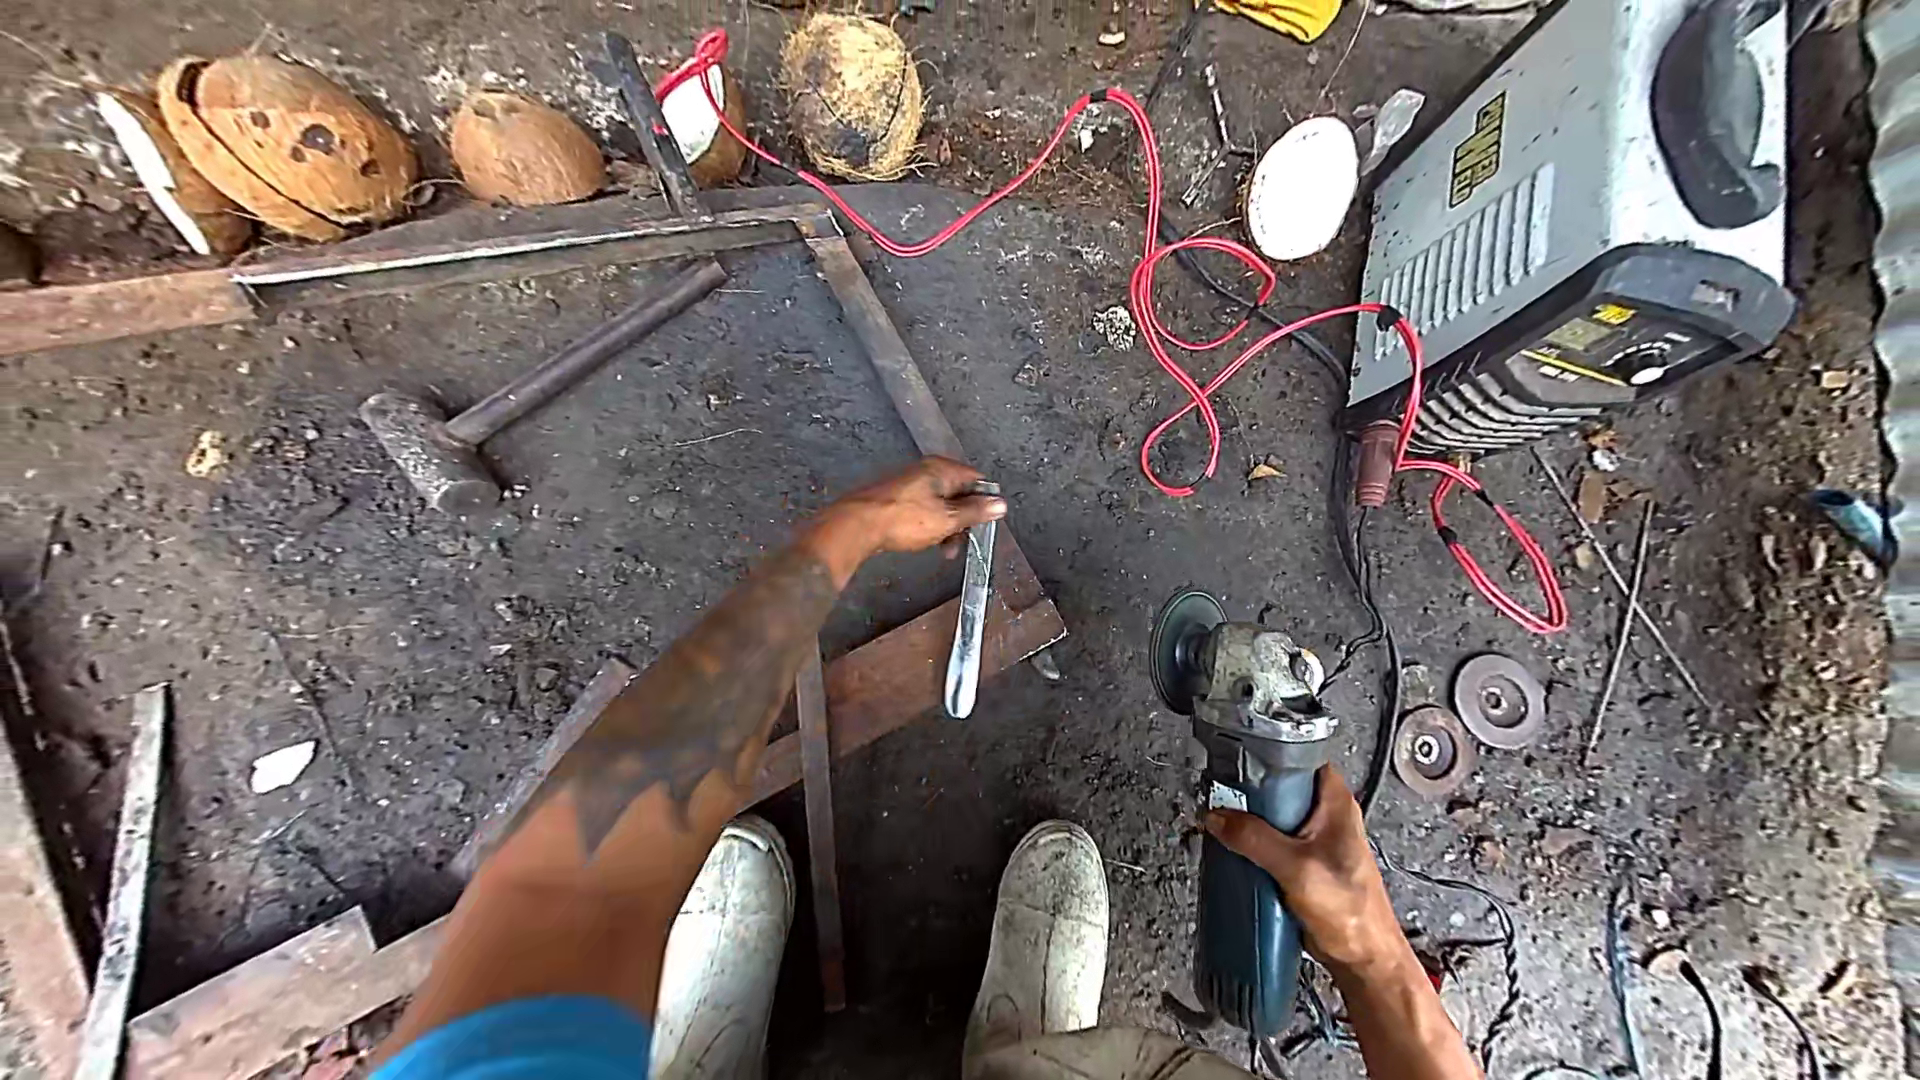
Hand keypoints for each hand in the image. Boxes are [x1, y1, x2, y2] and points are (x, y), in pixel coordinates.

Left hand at [801, 457, 1007, 583]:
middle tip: (960, 542)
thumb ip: (975, 511)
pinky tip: (925, 542)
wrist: (858, 525)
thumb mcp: (947, 519)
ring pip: (941, 505)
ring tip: (943, 549)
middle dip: (963, 520)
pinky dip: (929, 526)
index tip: (984, 523)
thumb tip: (1000, 504)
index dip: (984, 503)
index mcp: (942, 469)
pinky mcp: (897, 498)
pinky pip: (923, 510)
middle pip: (958, 493)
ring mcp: (910, 484)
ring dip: (947, 527)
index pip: (977, 480)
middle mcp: (926, 471)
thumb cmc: (903, 519)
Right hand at [1202, 765, 1406, 972]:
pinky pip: (1265, 837)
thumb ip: (1254, 839)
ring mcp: (1310, 836)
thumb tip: (1217, 817)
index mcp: (1334, 802)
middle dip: (1248, 790)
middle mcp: (1324, 814)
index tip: (1237, 757)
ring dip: (1245, 817)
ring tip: (1225, 822)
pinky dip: (1249, 840)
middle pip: (1276, 783)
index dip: (1268, 752)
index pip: (1297, 756)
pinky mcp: (1298, 858)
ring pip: (1268, 811)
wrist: (1363, 963)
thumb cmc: (1353, 915)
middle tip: (1225, 796)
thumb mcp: (1297, 868)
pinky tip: (1235, 847)